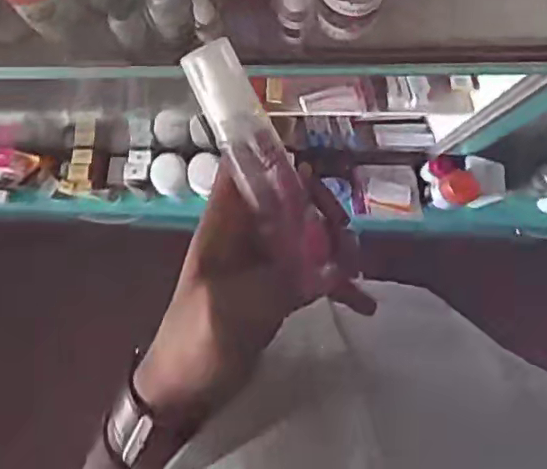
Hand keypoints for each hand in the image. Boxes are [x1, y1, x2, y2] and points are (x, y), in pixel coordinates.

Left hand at [135, 168, 374, 425]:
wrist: (182, 392)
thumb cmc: (193, 341)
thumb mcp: (231, 310)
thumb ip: (281, 284)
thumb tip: (333, 265)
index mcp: (224, 221)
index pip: (243, 166)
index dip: (272, 155)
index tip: (310, 167)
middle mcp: (246, 230)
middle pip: (287, 194)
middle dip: (320, 205)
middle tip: (344, 232)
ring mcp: (264, 257)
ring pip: (306, 227)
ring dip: (336, 241)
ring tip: (356, 268)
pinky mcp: (279, 286)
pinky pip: (314, 270)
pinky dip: (338, 281)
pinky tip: (364, 302)